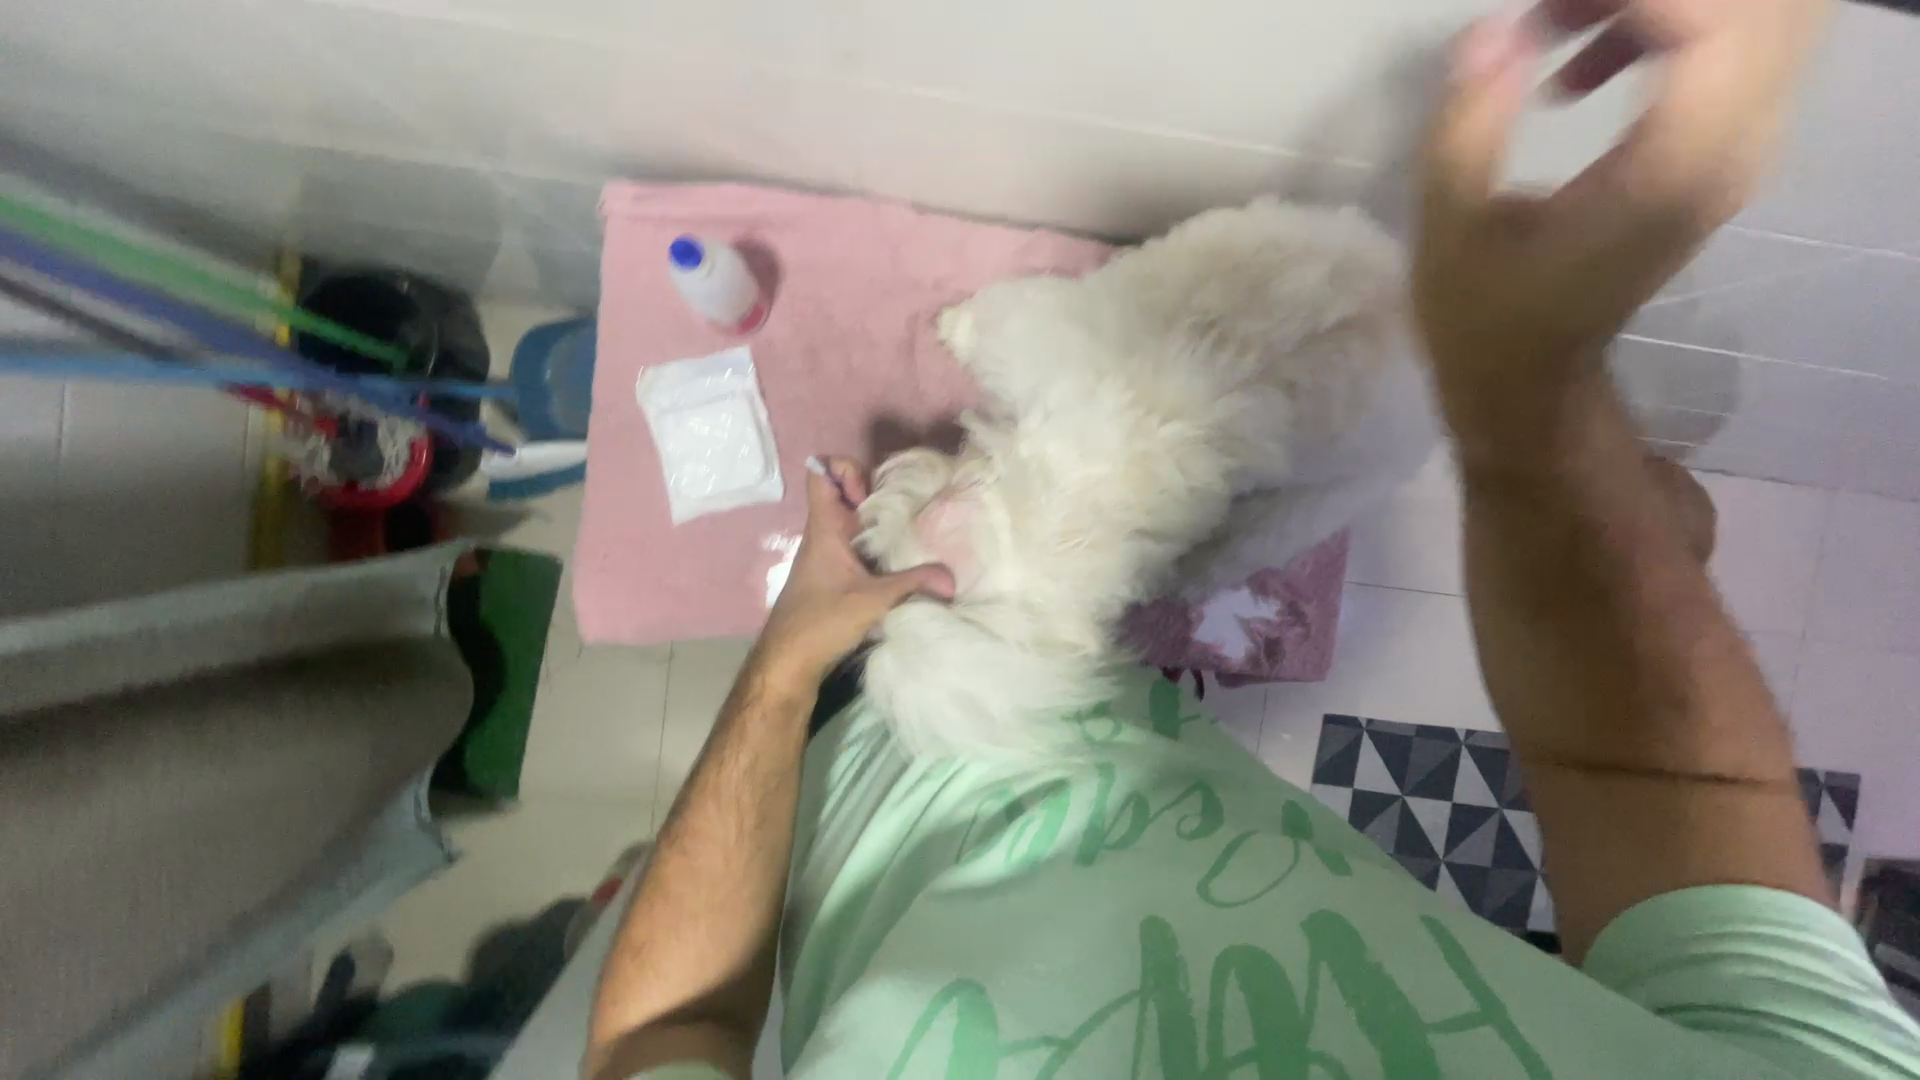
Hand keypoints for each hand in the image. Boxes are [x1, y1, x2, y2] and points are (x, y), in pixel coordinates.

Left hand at [749, 457, 954, 693]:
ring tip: (910, 536)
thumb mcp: (872, 600)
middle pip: (845, 493)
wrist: (788, 662)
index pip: (820, 473)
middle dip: (877, 496)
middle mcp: (824, 534)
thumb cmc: (820, 622)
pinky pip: (858, 547)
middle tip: (906, 514)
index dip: (846, 469)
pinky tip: (900, 566)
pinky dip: (878, 549)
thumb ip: (913, 583)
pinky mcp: (835, 577)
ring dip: (880, 525)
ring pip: (854, 522)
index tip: (872, 494)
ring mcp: (829, 555)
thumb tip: (953, 579)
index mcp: (824, 527)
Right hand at [1413, 0, 1828, 459]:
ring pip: (1760, 16)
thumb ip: (1466, 131)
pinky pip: (1735, 49)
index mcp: (1670, 173)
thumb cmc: (1479, 320)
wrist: (1525, 379)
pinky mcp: (1719, 153)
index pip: (1718, 20)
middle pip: (1765, 3)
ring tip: (1559, 28)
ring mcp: (1739, 150)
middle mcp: (1735, 149)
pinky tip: (1578, 72)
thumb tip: (1493, 31)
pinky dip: (1669, 29)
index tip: (1541, 11)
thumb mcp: (1448, 235)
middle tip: (1552, 13)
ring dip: (1663, 6)